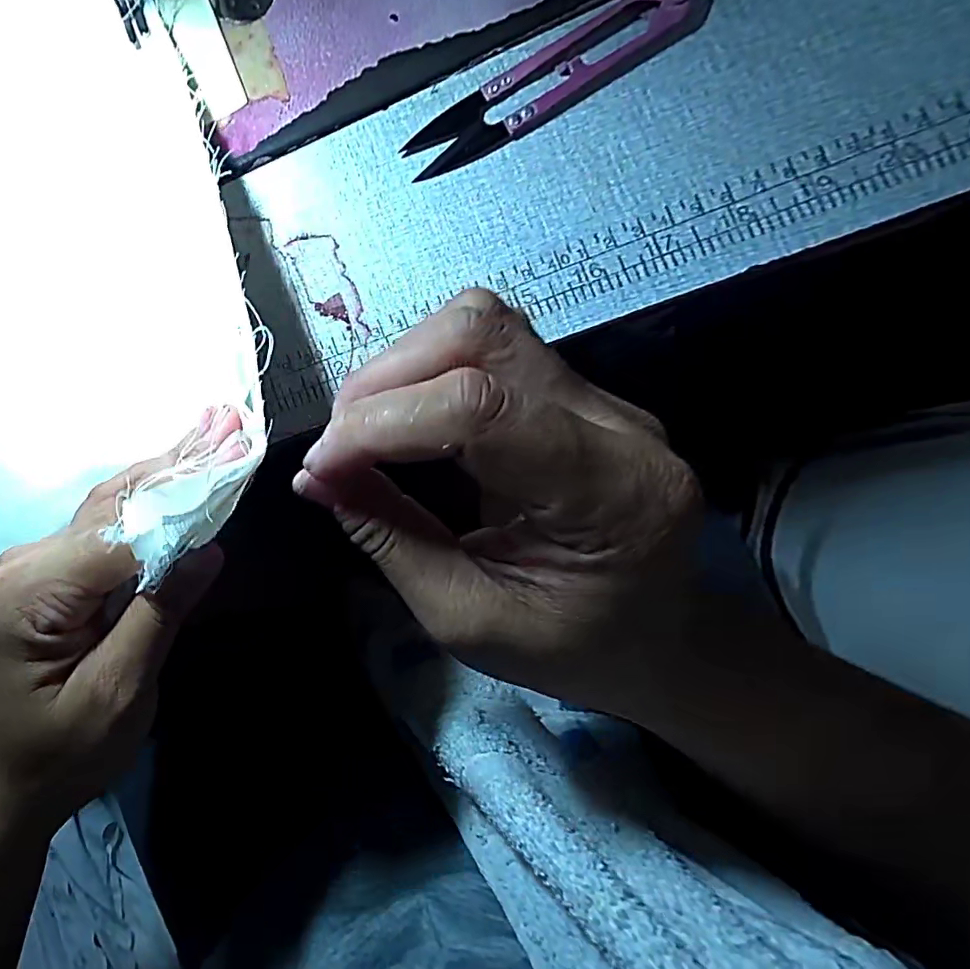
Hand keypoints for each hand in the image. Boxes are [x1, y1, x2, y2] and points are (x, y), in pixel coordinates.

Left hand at [0, 412, 236, 833]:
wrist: (25, 770)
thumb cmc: (69, 748)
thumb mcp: (119, 693)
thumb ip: (158, 615)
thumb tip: (206, 548)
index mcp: (31, 593)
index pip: (117, 537)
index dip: (178, 500)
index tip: (228, 458)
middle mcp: (26, 563)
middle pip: (111, 508)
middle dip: (174, 467)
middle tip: (225, 422)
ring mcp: (37, 560)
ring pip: (110, 507)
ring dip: (163, 474)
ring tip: (211, 433)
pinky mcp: (54, 565)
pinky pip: (105, 525)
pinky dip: (147, 499)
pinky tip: (178, 470)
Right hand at [293, 289, 702, 712]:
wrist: (658, 637)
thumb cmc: (569, 646)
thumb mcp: (462, 616)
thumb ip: (386, 537)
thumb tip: (311, 475)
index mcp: (609, 493)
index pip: (479, 409)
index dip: (379, 424)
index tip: (321, 466)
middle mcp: (612, 420)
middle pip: (479, 337)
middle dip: (380, 382)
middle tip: (338, 446)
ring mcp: (593, 393)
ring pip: (476, 324)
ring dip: (394, 368)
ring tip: (362, 429)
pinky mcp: (564, 386)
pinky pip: (477, 343)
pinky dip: (414, 369)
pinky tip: (398, 417)